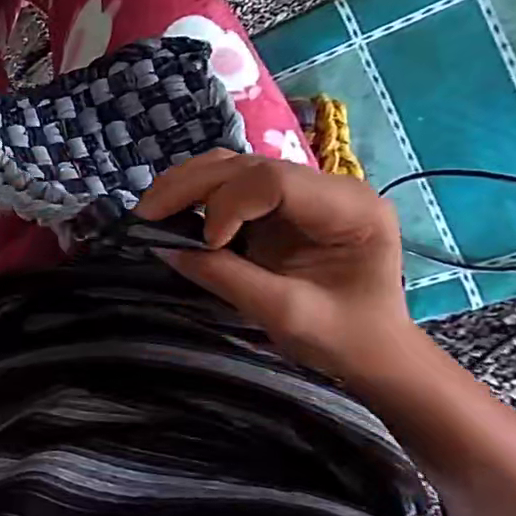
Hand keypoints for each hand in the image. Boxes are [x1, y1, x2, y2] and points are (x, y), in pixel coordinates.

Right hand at [132, 149, 421, 378]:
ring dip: (183, 184)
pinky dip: (191, 192)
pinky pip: (224, 180)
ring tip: (150, 211)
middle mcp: (328, 187)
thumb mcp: (286, 314)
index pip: (274, 181)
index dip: (227, 205)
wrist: (370, 349)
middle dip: (189, 186)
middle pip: (244, 165)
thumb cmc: (343, 336)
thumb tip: (164, 248)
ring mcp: (300, 190)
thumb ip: (227, 277)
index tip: (207, 245)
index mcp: (350, 209)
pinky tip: (170, 211)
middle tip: (144, 215)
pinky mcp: (275, 201)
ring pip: (228, 165)